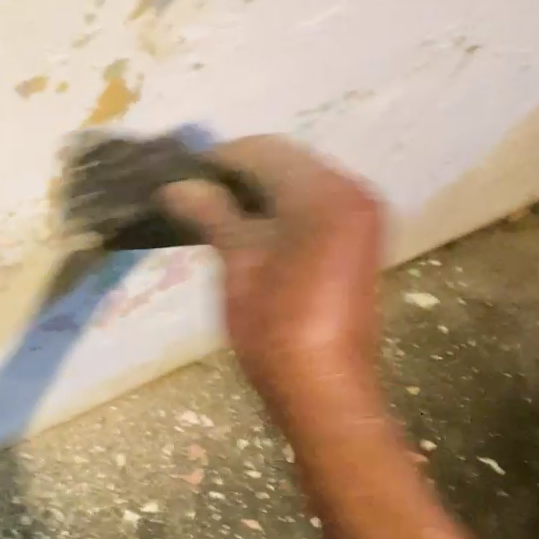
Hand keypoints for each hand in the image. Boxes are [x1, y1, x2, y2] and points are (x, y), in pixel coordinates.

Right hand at [159, 136, 386, 407]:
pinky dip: (281, 210)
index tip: (181, 177)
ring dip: (259, 192)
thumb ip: (213, 214)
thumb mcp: (238, 263)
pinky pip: (315, 206)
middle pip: (287, 162)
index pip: (265, 150)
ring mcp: (361, 217)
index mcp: (325, 194)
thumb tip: (177, 185)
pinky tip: (248, 230)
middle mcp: (352, 192)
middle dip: (240, 174)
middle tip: (193, 197)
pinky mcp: (359, 241)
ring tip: (214, 215)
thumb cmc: (275, 327)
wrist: (323, 389)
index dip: (219, 160)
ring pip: (300, 182)